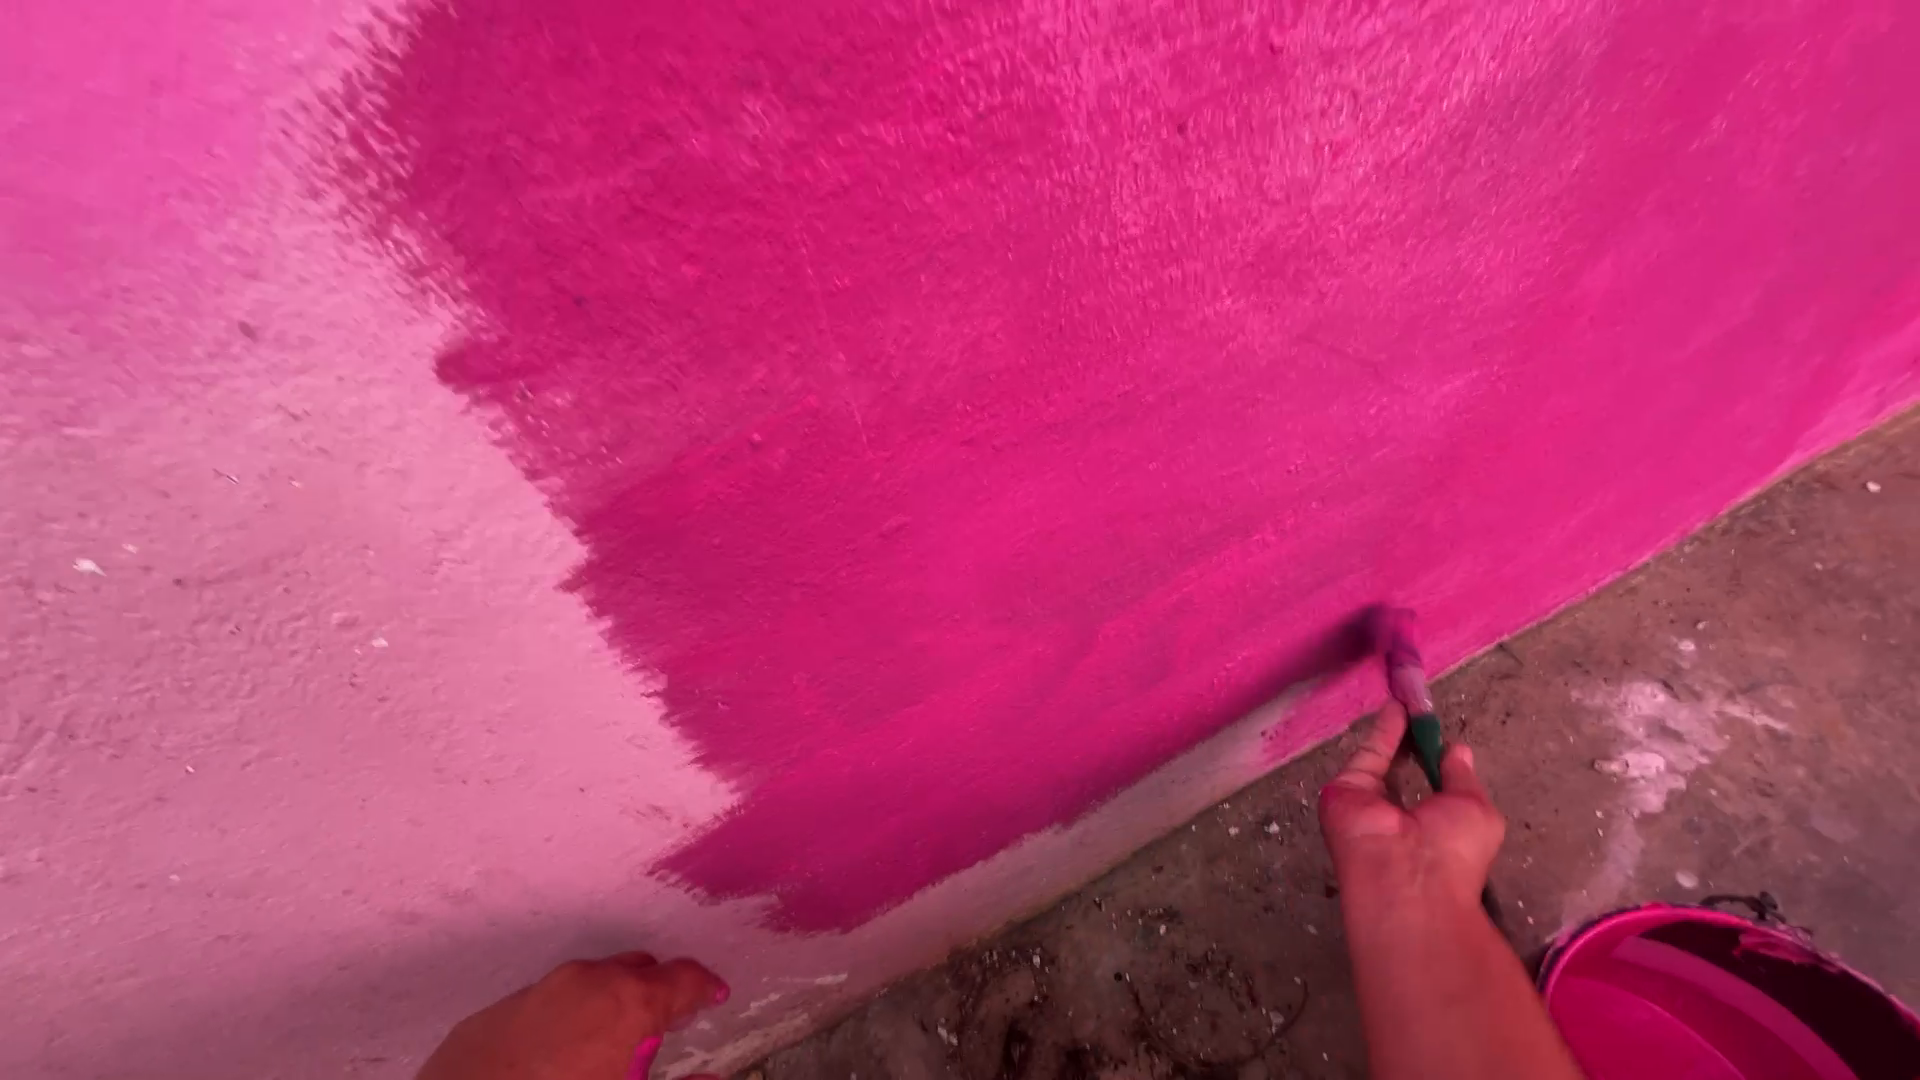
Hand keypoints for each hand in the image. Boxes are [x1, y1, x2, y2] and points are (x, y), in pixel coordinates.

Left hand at [418, 952, 727, 1079]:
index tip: (715, 998)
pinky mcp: (487, 1018)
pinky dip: (560, 1023)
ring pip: (588, 985)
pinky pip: (541, 1007)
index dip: (705, 987)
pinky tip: (548, 1064)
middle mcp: (586, 981)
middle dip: (656, 993)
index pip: (685, 978)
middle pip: (638, 971)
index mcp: (628, 1001)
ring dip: (607, 1005)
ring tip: (604, 1048)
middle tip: (661, 1029)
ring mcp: (533, 994)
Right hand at [1317, 701, 1503, 913]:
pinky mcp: (1342, 790)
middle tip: (1420, 710)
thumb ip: (1462, 778)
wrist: (1408, 878)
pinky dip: (1382, 732)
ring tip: (1410, 700)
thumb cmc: (1454, 853)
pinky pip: (1365, 757)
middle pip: (1401, 768)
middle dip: (1411, 740)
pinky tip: (1396, 709)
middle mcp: (1394, 813)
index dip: (1434, 756)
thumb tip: (1458, 750)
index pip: (1429, 785)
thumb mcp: (1475, 811)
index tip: (1438, 730)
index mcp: (1428, 825)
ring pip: (1380, 759)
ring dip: (1395, 731)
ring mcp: (1365, 801)